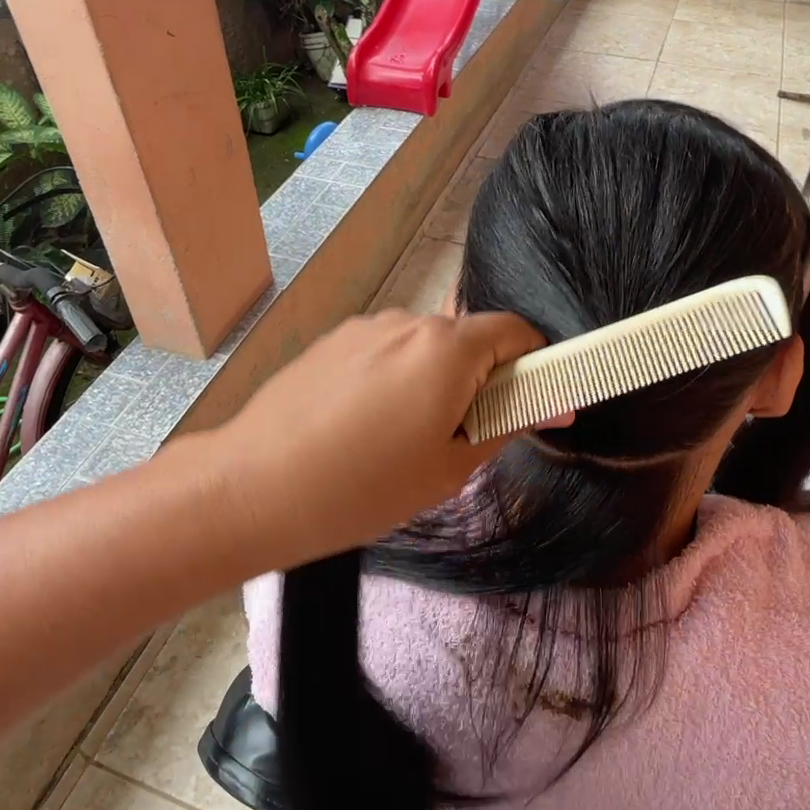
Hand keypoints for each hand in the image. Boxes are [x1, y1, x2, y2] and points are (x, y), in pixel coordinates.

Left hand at [195, 309, 545, 562]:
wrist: (252, 486)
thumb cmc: (364, 488)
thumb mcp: (449, 467)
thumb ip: (507, 423)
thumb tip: (557, 403)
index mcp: (446, 347)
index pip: (516, 331)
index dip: (533, 365)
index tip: (528, 406)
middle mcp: (407, 321)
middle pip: (466, 338)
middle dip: (479, 379)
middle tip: (458, 439)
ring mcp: (363, 327)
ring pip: (422, 347)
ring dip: (432, 380)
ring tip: (398, 442)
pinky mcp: (330, 341)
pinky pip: (383, 353)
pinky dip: (393, 380)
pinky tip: (360, 429)